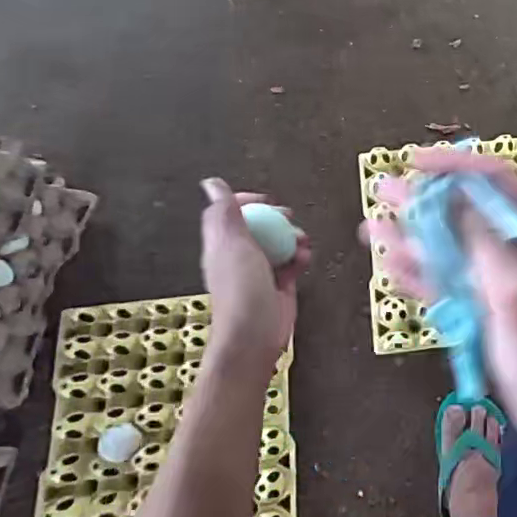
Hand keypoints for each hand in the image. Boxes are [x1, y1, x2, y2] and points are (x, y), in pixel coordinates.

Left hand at [200, 178, 309, 369]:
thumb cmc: (241, 288)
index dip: (246, 202)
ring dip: (292, 238)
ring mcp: (259, 272)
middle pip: (257, 227)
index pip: (229, 214)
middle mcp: (238, 256)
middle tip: (287, 218)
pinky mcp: (278, 286)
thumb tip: (212, 183)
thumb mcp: (231, 241)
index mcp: (221, 244)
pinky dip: (299, 258)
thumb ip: (224, 211)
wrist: (255, 333)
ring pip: (277, 244)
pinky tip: (304, 258)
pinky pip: (290, 264)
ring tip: (301, 240)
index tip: (265, 201)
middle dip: (275, 219)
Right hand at [360, 151, 516, 516]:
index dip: (455, 168)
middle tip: (380, 195)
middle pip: (471, 219)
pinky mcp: (499, 321)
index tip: (413, 164)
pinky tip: (396, 270)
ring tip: (374, 231)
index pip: (498, 185)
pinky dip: (429, 281)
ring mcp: (512, 291)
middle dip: (425, 206)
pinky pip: (459, 293)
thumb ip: (485, 248)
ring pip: (459, 256)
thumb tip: (456, 200)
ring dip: (418, 243)